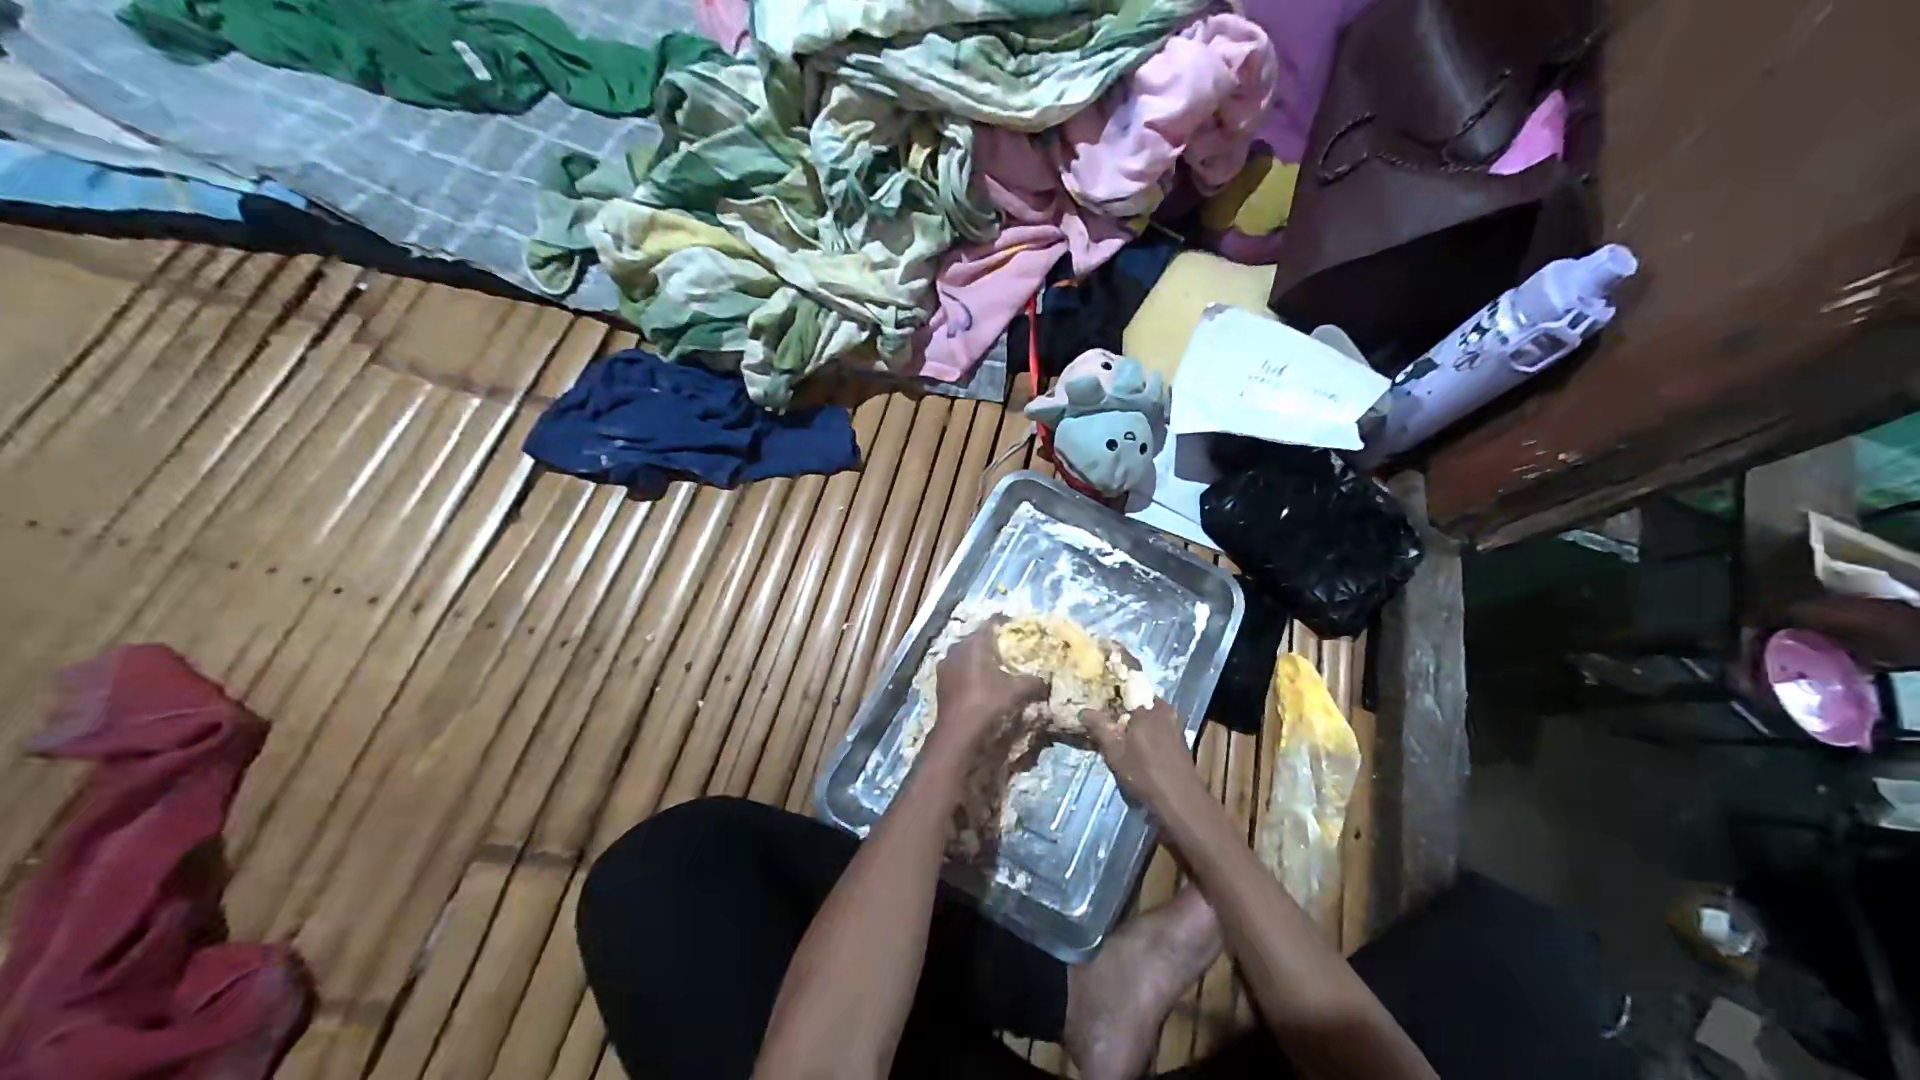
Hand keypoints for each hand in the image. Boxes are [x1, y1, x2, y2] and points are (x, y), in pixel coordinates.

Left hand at [930, 620, 1047, 756]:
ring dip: (980, 660)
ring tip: (996, 669)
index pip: (992, 622)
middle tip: (1010, 651)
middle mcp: (956, 649)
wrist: (958, 735)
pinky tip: (981, 685)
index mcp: (974, 643)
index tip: (1018, 629)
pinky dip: (970, 674)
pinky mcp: (940, 684)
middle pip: (977, 638)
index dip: (1006, 623)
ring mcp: (945, 666)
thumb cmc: (988, 704)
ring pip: (966, 655)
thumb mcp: (1018, 691)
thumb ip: (1034, 682)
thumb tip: (1046, 682)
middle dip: (993, 643)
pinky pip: (959, 670)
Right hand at [1082, 698, 1196, 805]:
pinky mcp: (1177, 740)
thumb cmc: (1145, 773)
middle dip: (1121, 710)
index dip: (1110, 694)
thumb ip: (1099, 727)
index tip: (1098, 702)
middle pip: (1137, 702)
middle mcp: (1164, 710)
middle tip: (1104, 720)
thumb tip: (1083, 710)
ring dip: (1132, 723)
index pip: (1126, 688)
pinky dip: (1143, 733)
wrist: (1180, 801)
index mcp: (1148, 707)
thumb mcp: (1114, 751)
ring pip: (1146, 716)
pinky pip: (1155, 728)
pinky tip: (1133, 747)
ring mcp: (1173, 725)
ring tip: (1116, 735)